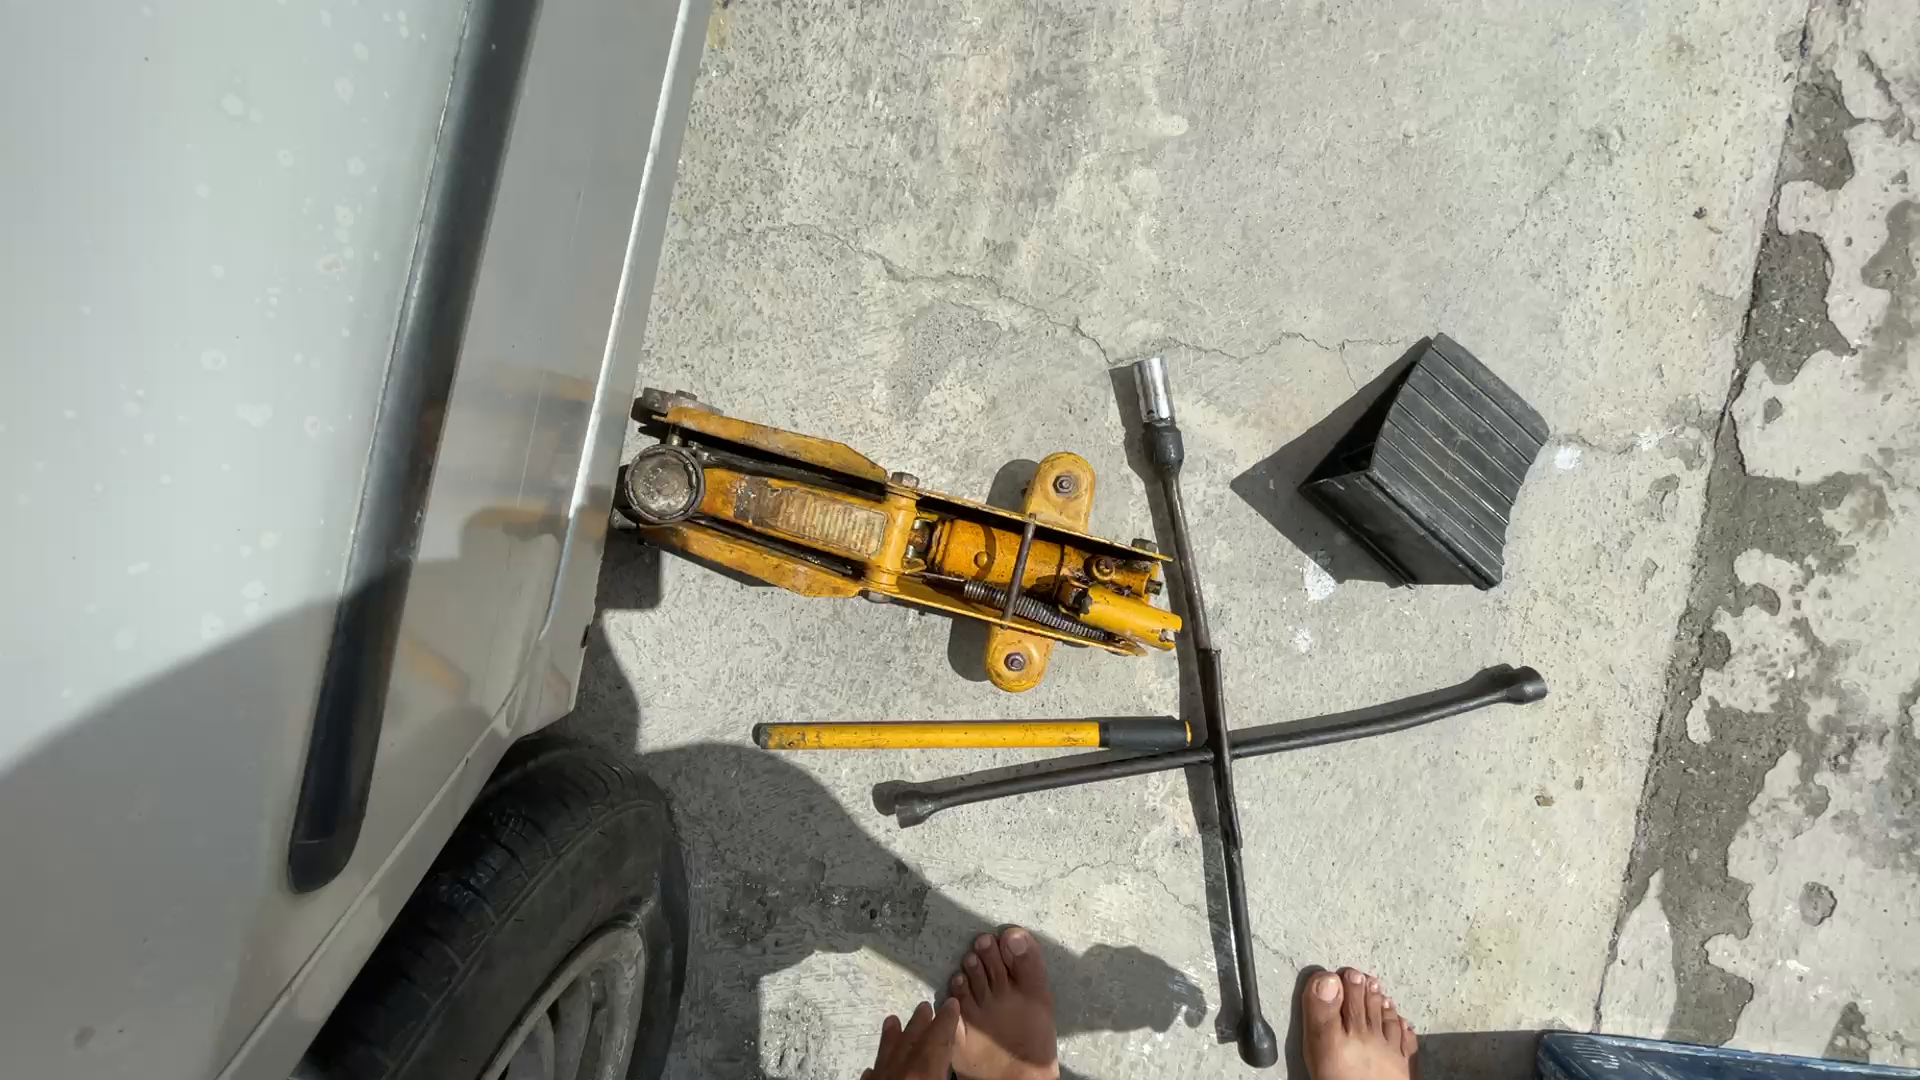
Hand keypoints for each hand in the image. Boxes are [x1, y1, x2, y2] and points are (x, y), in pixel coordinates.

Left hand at [860, 999, 959, 1079]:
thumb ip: (944, 1071)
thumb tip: (948, 1062)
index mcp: (924, 1072)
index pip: (938, 1039)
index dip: (946, 1021)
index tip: (952, 1003)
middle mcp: (900, 1071)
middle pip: (910, 1041)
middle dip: (919, 1023)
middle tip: (925, 1006)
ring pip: (886, 1053)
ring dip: (891, 1037)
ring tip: (892, 1019)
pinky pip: (870, 1077)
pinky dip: (875, 1069)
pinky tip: (872, 1067)